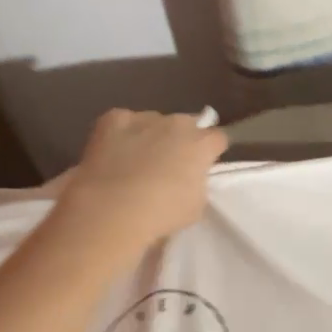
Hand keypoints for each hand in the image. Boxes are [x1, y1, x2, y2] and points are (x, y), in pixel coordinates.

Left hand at [56, 109, 228, 251]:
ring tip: (137, 161)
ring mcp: (144, 118)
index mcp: (202, 144)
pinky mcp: (113, 119)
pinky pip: (123, 122)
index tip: (205, 161)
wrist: (113, 208)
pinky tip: (113, 153)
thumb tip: (188, 177)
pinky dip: (121, 134)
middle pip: (186, 124)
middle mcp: (177, 124)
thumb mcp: (196, 205)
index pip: (218, 137)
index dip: (212, 149)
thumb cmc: (162, 213)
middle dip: (182, 139)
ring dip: (151, 136)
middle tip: (171, 163)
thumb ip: (197, 183)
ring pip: (153, 122)